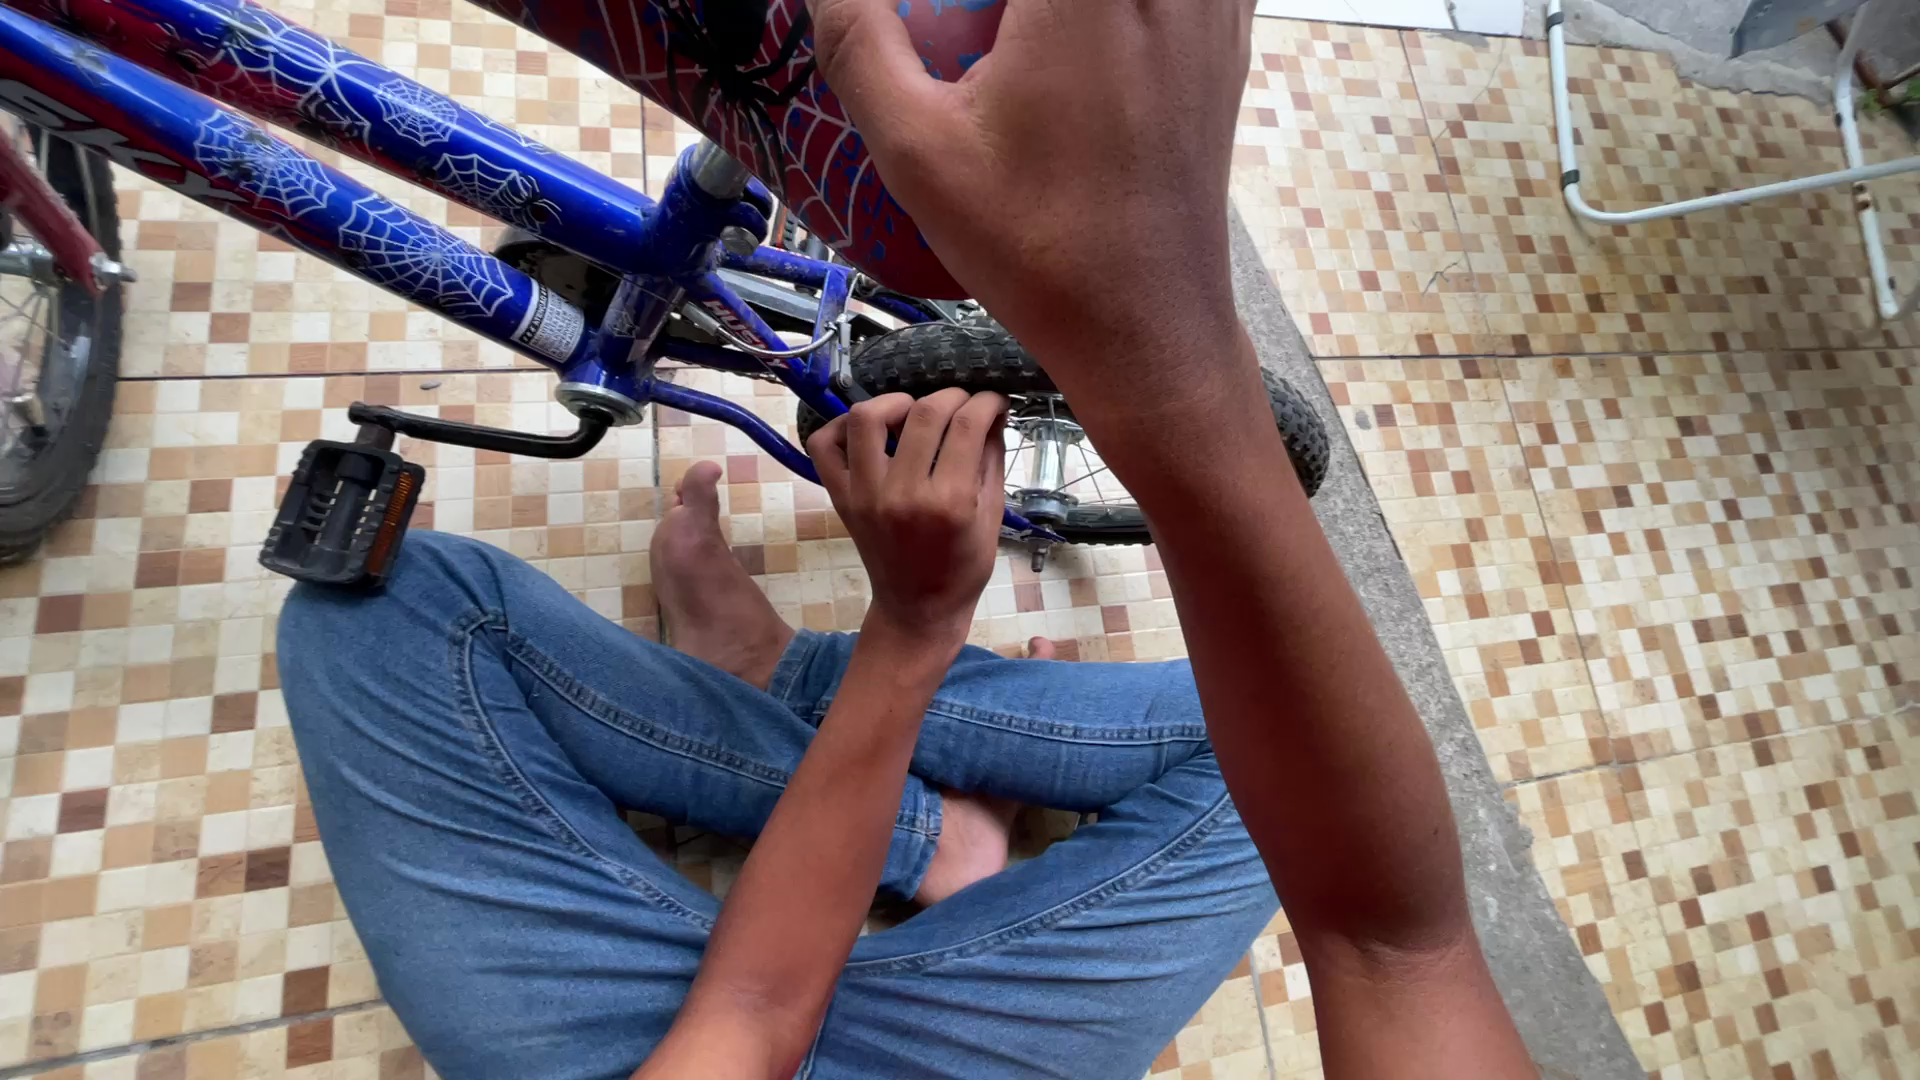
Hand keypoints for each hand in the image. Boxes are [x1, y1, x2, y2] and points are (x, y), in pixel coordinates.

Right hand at [807, 0, 1255, 418]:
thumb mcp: (920, 153)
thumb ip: (858, 46)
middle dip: (993, 9)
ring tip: (1013, 52)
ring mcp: (1210, 3)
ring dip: (1046, 18)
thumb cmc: (1035, 248)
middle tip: (972, 39)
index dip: (963, 4)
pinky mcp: (1225, 43)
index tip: (949, 35)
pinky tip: (1076, 60)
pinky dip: (1112, 16)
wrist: (1142, 325)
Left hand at [807, 388, 1008, 646]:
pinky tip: (871, 430)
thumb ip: (991, 460)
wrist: (917, 609)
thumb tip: (993, 413)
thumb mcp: (992, 517)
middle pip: (925, 413)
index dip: (986, 402)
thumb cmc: (963, 569)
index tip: (994, 401)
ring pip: (867, 418)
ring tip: (914, 411)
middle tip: (964, 404)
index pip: (968, 425)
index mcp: (951, 503)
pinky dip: (842, 426)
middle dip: (953, 396)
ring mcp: (866, 495)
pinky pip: (825, 445)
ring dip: (896, 401)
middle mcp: (904, 495)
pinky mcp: (842, 499)